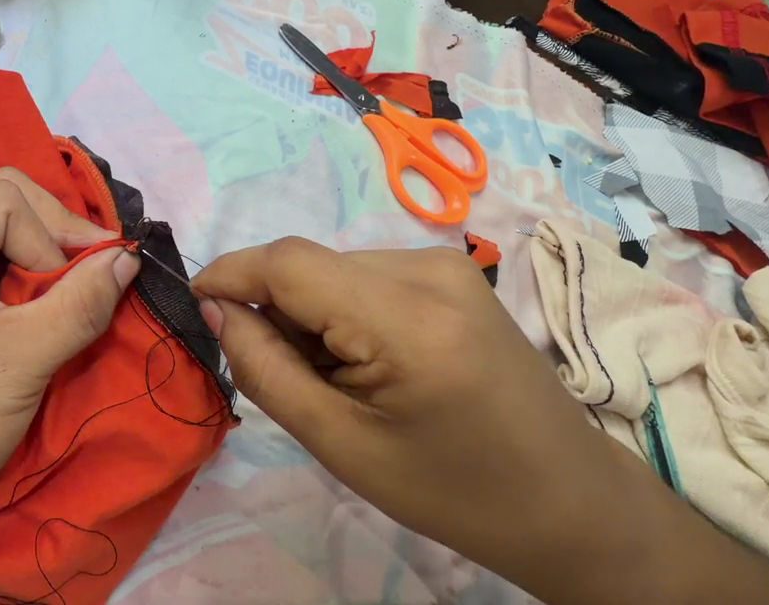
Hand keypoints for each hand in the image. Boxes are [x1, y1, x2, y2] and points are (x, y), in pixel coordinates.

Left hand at [0, 169, 141, 536]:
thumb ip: (79, 305)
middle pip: (7, 200)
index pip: (4, 201)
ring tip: (81, 290)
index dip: (48, 235)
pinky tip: (60, 301)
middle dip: (56, 233)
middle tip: (94, 275)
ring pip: (11, 227)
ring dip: (52, 254)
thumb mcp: (23, 361)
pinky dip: (40, 275)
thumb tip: (130, 257)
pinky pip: (7, 259)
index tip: (74, 288)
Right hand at [191, 238, 634, 581]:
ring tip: (340, 379)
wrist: (572, 504)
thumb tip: (217, 308)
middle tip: (291, 379)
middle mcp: (428, 269)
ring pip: (331, 268)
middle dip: (275, 311)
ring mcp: (445, 264)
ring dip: (309, 313)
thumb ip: (265, 369)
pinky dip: (341, 309)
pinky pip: (362, 273)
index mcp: (407, 321)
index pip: (288, 264)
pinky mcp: (451, 270)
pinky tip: (371, 360)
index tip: (196, 306)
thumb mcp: (341, 445)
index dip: (230, 274)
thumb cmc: (453, 490)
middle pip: (308, 267)